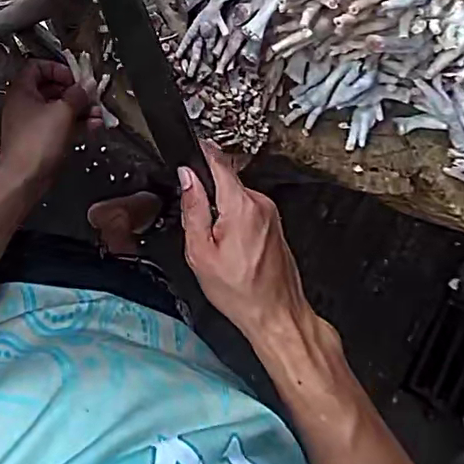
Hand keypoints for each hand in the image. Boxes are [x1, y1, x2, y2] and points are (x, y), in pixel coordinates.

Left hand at [0, 59, 94, 183]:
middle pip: (50, 88)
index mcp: (22, 91)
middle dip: (74, 91)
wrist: (24, 177)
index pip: (37, 67)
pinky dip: (75, 123)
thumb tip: (87, 85)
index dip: (57, 68)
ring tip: (97, 113)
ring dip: (79, 108)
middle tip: (90, 96)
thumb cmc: (36, 141)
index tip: (75, 77)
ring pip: (57, 108)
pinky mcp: (40, 140)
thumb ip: (77, 95)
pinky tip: (93, 126)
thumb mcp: (62, 112)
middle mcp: (24, 104)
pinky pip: (59, 125)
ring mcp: (31, 123)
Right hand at [178, 141, 315, 343]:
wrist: (277, 317)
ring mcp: (271, 215)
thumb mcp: (200, 250)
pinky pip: (246, 209)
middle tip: (196, 221)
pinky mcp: (274, 225)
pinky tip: (229, 246)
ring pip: (234, 195)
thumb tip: (186, 178)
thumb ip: (192, 207)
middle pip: (225, 180)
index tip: (190, 146)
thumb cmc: (241, 291)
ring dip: (219, 208)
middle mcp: (261, 205)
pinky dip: (232, 218)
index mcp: (241, 207)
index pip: (219, 162)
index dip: (201, 152)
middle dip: (206, 192)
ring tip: (214, 240)